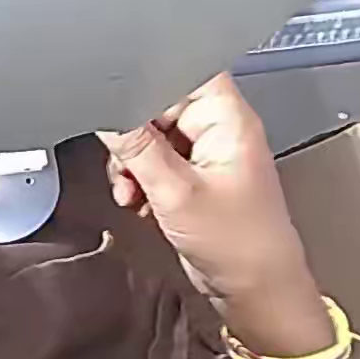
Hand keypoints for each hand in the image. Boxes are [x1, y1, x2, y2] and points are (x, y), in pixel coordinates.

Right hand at [99, 73, 330, 353]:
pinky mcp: (190, 177)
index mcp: (226, 119)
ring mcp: (202, 155)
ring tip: (131, 190)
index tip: (118, 104)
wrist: (252, 287)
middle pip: (158, 107)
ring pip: (149, 138)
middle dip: (131, 137)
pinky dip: (138, 180)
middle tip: (123, 163)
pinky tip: (137, 200)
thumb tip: (107, 117)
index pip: (182, 71)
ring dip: (130, 164)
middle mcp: (215, 130)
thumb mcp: (175, 191)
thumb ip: (137, 150)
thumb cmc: (237, 241)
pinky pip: (152, 164)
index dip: (148, 81)